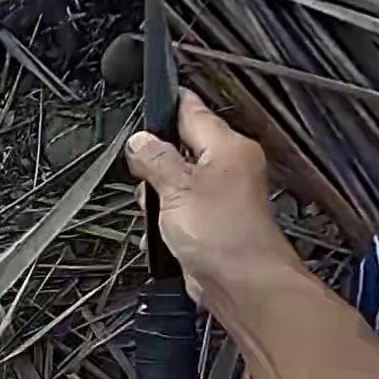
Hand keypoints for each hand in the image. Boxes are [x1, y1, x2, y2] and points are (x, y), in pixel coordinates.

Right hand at [126, 89, 302, 301]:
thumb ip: (155, 159)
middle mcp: (228, 170)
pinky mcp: (209, 225)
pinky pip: (177, 213)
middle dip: (154, 164)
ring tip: (154, 211)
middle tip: (143, 176)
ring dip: (156, 197)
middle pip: (180, 151)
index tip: (157, 95)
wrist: (239, 282)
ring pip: (175, 184)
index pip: (194, 113)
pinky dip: (163, 222)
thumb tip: (139, 141)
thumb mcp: (177, 187)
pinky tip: (160, 234)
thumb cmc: (224, 234)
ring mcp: (219, 198)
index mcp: (227, 149)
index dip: (171, 106)